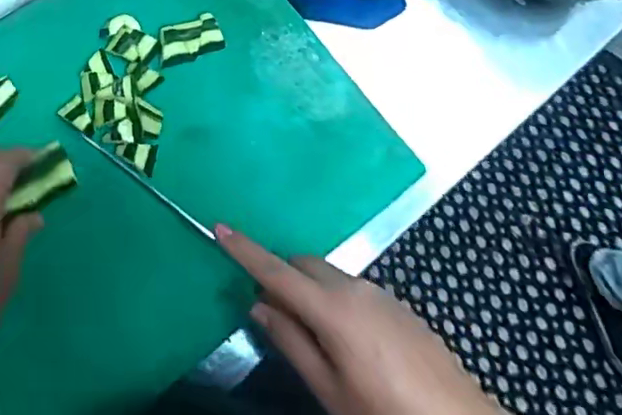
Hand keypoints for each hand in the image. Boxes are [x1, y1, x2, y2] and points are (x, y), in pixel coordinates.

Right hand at [216, 224, 500, 414]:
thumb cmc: (388, 414)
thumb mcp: (331, 391)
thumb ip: (291, 343)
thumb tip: (259, 306)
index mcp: (332, 308)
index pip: (276, 270)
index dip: (245, 250)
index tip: (219, 227)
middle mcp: (354, 288)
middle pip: (303, 264)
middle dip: (281, 274)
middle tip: (270, 310)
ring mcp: (381, 295)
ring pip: (329, 275)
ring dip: (309, 288)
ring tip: (310, 331)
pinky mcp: (402, 308)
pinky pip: (354, 289)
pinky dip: (335, 299)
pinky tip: (348, 340)